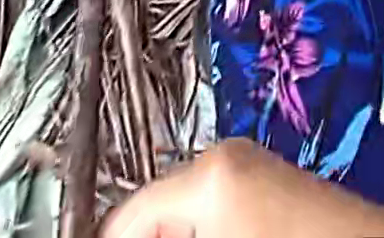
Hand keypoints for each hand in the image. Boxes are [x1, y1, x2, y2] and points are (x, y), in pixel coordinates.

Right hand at [100, 139, 383, 237]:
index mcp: (207, 175)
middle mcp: (223, 155)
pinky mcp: (266, 178)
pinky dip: (200, 231)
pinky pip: (213, 206)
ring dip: (172, 236)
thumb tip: (117, 237)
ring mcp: (247, 162)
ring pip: (184, 209)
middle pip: (155, 209)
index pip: (127, 217)